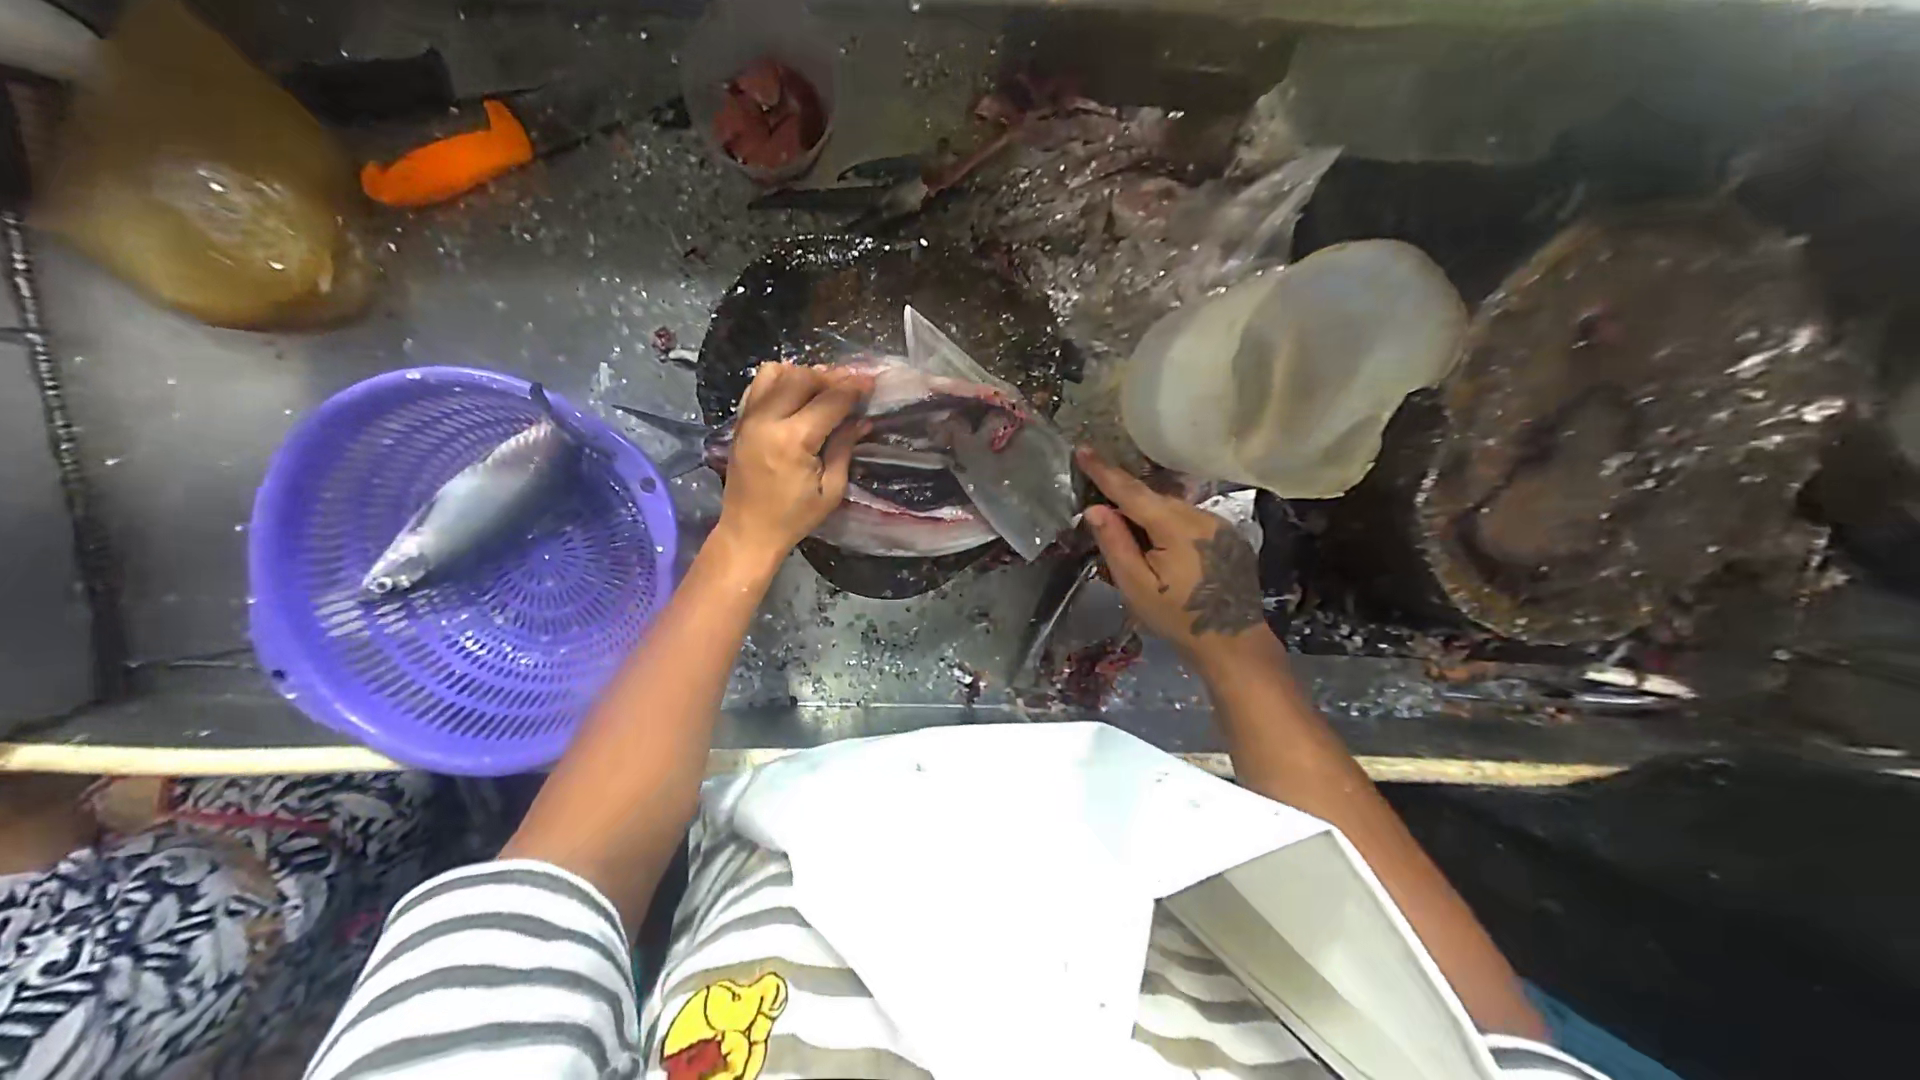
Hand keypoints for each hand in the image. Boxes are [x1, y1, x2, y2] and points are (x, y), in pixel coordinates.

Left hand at [712, 363, 871, 566]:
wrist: (748, 531)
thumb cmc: (794, 517)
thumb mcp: (831, 490)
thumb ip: (844, 447)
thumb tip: (861, 419)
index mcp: (794, 440)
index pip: (829, 400)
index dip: (853, 388)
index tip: (871, 382)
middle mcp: (768, 420)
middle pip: (802, 377)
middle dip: (831, 376)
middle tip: (850, 384)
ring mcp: (749, 418)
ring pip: (777, 373)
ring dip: (804, 374)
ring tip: (822, 387)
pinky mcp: (740, 421)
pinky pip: (758, 384)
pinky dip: (780, 379)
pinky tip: (796, 392)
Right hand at [1077, 447, 1269, 665]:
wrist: (1233, 645)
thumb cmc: (1178, 619)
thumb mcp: (1136, 586)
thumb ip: (1115, 543)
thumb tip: (1095, 508)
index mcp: (1175, 526)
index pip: (1131, 491)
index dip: (1104, 471)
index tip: (1083, 450)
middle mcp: (1201, 516)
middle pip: (1153, 498)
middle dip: (1125, 498)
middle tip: (1101, 510)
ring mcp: (1219, 524)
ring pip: (1172, 508)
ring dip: (1149, 515)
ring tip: (1133, 540)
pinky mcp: (1229, 537)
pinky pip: (1189, 519)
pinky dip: (1169, 525)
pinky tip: (1163, 549)